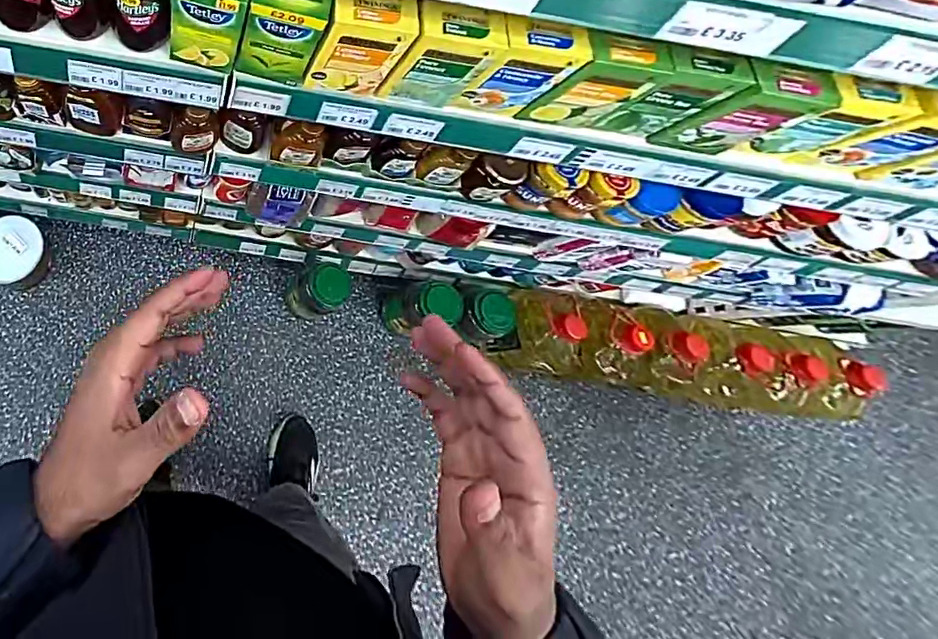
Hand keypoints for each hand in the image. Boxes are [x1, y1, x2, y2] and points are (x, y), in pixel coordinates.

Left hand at [34, 266, 227, 547]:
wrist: (54, 503)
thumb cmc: (85, 481)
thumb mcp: (132, 459)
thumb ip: (168, 428)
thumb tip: (200, 399)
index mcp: (112, 366)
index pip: (151, 314)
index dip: (182, 290)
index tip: (207, 276)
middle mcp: (111, 360)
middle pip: (153, 313)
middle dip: (188, 293)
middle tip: (218, 280)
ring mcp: (113, 371)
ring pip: (152, 327)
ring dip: (182, 311)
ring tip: (211, 300)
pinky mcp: (117, 383)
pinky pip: (149, 348)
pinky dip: (173, 339)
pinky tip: (192, 342)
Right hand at [402, 316, 557, 638]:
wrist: (495, 609)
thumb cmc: (514, 591)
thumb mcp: (509, 567)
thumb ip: (493, 528)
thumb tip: (482, 491)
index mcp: (527, 471)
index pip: (510, 411)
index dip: (488, 378)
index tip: (464, 353)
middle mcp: (504, 452)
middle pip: (482, 391)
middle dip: (459, 356)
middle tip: (433, 327)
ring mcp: (480, 452)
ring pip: (462, 395)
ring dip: (442, 364)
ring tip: (419, 337)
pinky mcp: (458, 457)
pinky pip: (443, 414)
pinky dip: (427, 392)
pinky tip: (411, 376)